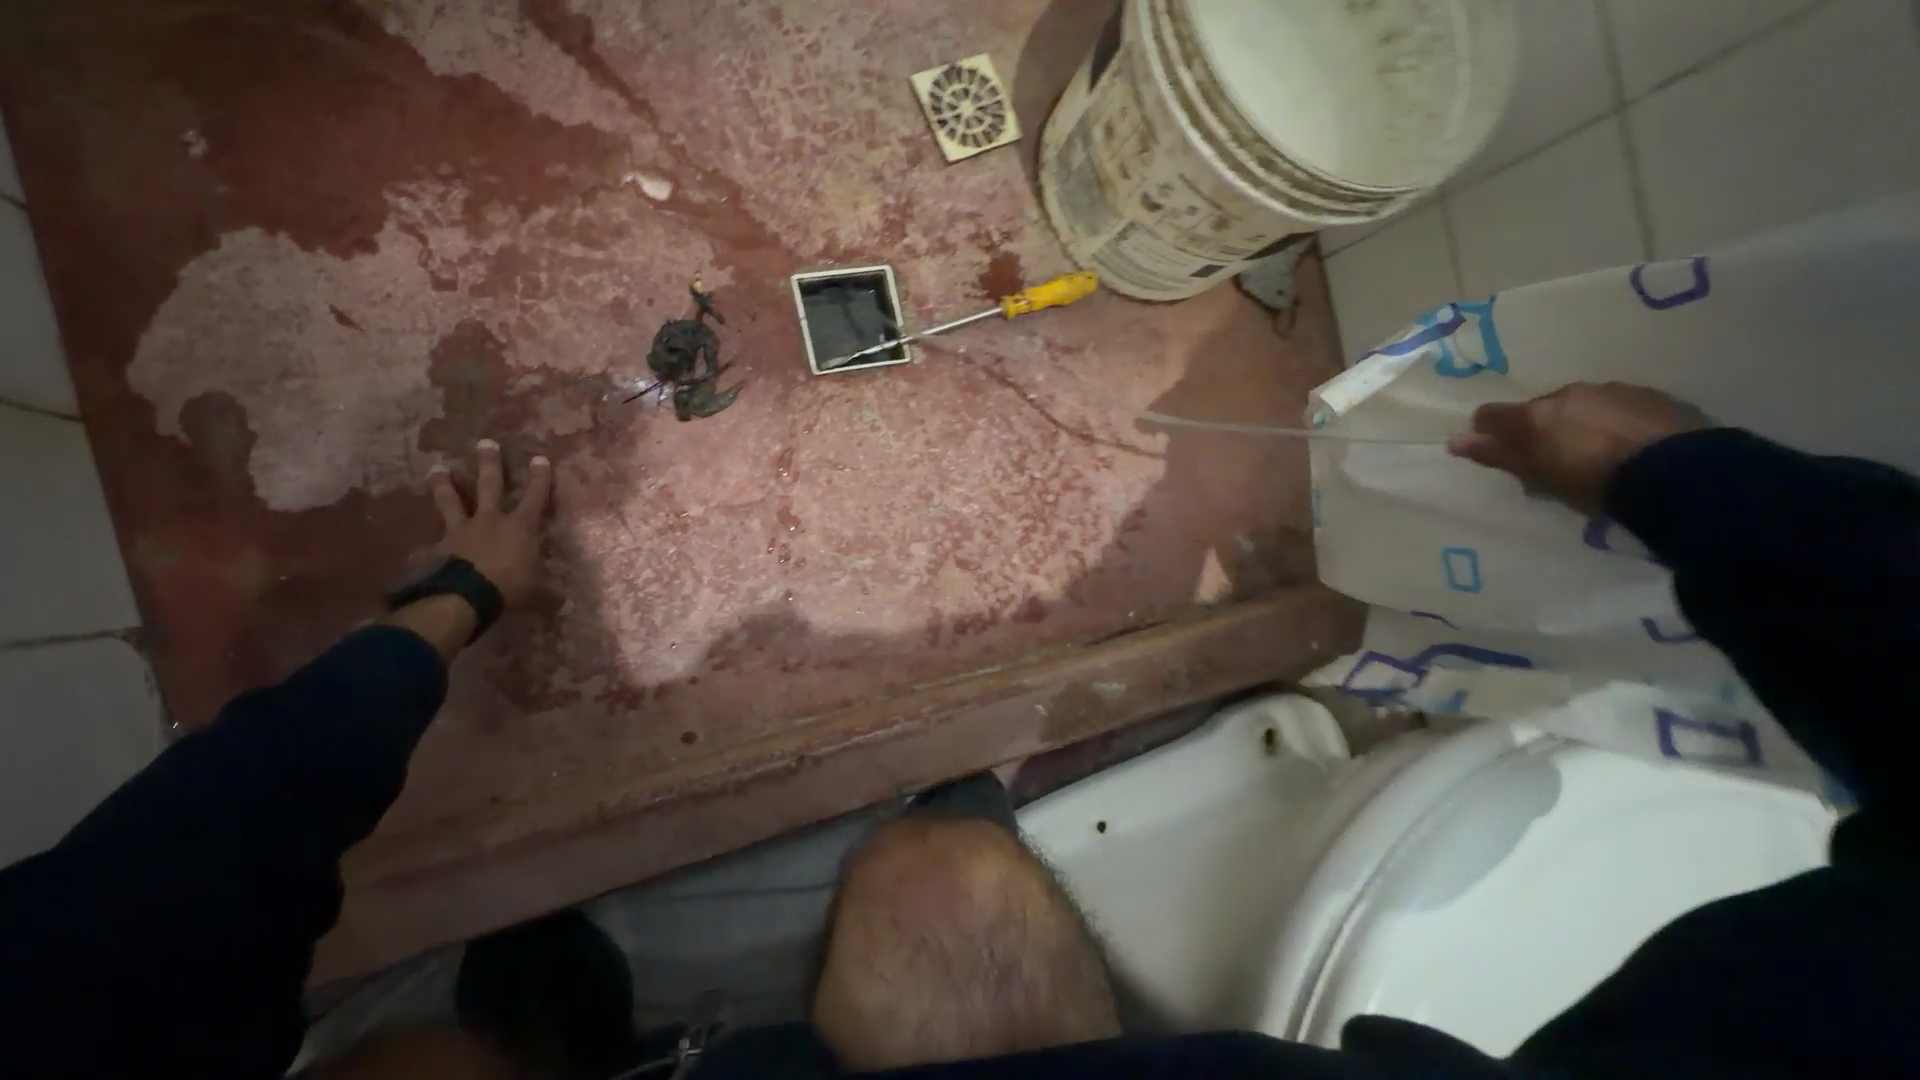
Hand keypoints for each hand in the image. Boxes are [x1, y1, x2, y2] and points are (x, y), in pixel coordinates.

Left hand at [426, 439, 553, 609]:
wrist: (464, 597)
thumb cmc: (510, 588)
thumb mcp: (539, 593)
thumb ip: (549, 594)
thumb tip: (564, 604)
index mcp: (520, 528)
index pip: (535, 498)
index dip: (540, 479)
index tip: (540, 458)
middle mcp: (490, 521)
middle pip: (490, 486)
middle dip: (490, 464)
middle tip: (485, 442)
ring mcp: (460, 532)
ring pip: (452, 501)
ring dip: (445, 484)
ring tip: (437, 468)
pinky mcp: (437, 548)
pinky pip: (432, 541)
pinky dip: (427, 541)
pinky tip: (418, 543)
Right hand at [1448, 382, 1709, 514]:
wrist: (1678, 473)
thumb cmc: (1592, 481)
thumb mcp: (1539, 476)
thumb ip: (1496, 456)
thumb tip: (1454, 441)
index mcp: (1533, 415)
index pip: (1490, 415)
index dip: (1489, 433)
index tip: (1501, 454)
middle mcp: (1567, 394)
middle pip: (1538, 409)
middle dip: (1540, 429)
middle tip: (1555, 461)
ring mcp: (1611, 390)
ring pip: (1580, 404)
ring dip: (1579, 423)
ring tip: (1598, 454)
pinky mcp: (1651, 395)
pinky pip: (1618, 406)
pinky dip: (1614, 422)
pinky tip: (1630, 445)